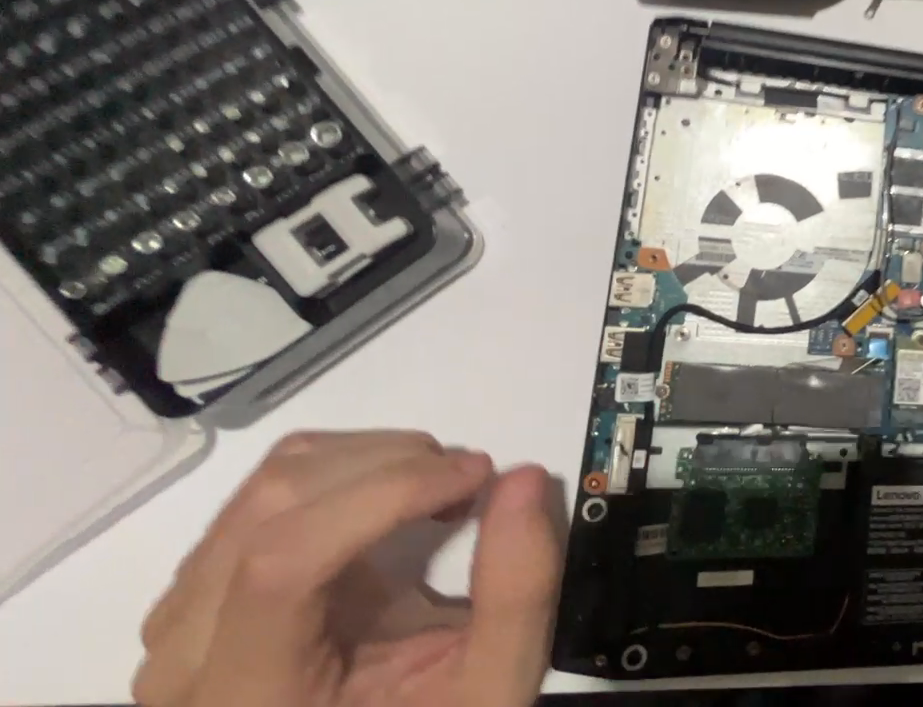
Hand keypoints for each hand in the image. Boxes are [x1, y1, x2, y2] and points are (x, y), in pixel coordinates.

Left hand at [134, 431, 562, 706]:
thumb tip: (523, 476)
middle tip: (472, 484)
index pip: (284, 559)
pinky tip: (397, 504)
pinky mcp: (203, 584)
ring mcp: (182, 615)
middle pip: (277, 502)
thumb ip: (518, 594)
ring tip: (439, 491)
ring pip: (273, 478)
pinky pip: (270, 488)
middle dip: (396, 464)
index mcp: (246, 698)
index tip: (480, 475)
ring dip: (378, 458)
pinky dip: (353, 467)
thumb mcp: (492, 687)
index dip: (388, 494)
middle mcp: (183, 655)